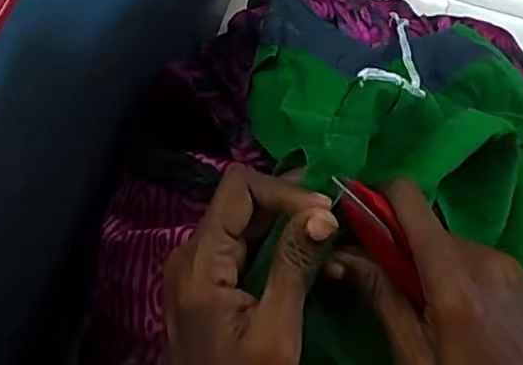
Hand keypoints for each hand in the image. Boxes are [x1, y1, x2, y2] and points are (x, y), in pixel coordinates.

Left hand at [164, 165, 338, 364]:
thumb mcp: (275, 336)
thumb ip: (294, 267)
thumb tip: (323, 211)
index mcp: (199, 258)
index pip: (239, 187)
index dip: (282, 189)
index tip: (323, 210)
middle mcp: (191, 251)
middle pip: (240, 200)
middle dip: (287, 202)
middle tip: (332, 214)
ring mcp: (196, 268)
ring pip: (243, 221)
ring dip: (285, 221)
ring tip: (325, 228)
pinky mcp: (207, 284)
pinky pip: (241, 246)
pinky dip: (274, 243)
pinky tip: (306, 252)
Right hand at [327, 178, 522, 364]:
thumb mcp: (419, 360)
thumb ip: (382, 298)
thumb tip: (342, 254)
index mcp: (453, 274)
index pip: (406, 196)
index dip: (374, 196)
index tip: (354, 218)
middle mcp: (482, 255)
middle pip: (424, 226)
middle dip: (399, 246)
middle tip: (384, 282)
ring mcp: (507, 265)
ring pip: (449, 244)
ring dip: (429, 264)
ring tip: (428, 311)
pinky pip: (475, 260)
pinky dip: (456, 274)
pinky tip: (460, 316)